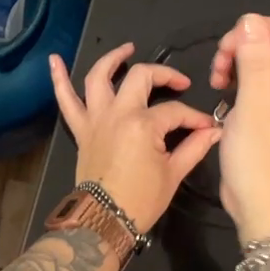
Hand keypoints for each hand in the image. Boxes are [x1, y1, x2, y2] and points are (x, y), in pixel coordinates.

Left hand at [50, 44, 221, 231]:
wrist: (103, 221)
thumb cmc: (141, 200)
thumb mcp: (174, 174)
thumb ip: (195, 147)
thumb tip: (215, 131)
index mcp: (144, 124)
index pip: (175, 111)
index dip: (194, 118)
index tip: (207, 127)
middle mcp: (118, 113)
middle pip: (141, 77)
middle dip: (164, 74)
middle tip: (177, 81)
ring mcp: (96, 118)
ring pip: (99, 76)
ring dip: (112, 58)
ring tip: (127, 49)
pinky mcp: (81, 128)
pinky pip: (65, 100)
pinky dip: (58, 79)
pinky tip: (54, 60)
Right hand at [209, 14, 269, 242]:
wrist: (265, 215)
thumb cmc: (260, 163)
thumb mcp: (254, 109)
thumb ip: (254, 62)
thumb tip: (250, 19)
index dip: (254, 30)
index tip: (228, 52)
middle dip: (241, 46)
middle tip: (219, 70)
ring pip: (259, 62)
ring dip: (235, 63)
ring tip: (217, 83)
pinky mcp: (268, 115)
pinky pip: (253, 83)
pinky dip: (235, 82)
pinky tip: (222, 95)